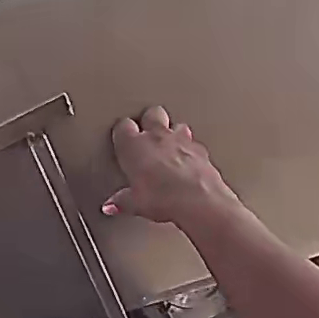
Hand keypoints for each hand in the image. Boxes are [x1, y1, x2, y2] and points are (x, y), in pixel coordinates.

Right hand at [103, 106, 240, 227]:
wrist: (199, 201)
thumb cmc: (165, 196)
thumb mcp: (136, 204)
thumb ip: (123, 200)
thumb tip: (117, 203)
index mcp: (134, 145)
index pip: (123, 126)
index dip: (122, 132)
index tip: (121, 142)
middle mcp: (157, 137)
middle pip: (152, 113)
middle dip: (149, 120)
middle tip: (145, 137)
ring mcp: (182, 140)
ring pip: (176, 126)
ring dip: (173, 134)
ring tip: (168, 150)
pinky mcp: (202, 151)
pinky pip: (194, 144)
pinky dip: (190, 152)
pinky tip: (188, 165)